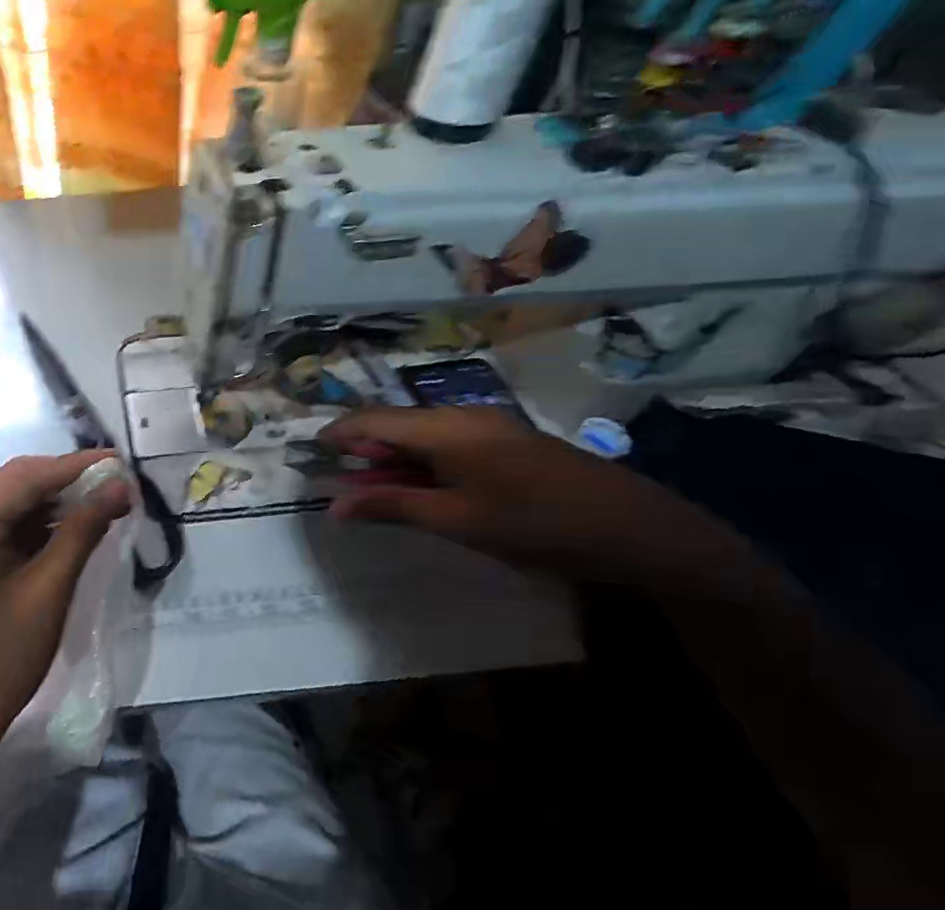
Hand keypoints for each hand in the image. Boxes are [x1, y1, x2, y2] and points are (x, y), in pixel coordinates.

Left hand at [0, 451, 131, 766]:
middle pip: (18, 482)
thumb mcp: (48, 591)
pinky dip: (43, 523)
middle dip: (68, 479)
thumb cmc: (1, 659)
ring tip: (105, 502)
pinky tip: (76, 526)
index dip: (77, 465)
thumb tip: (120, 486)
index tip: (122, 460)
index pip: (27, 477)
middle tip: (118, 482)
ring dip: (58, 500)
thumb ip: (83, 531)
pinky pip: (9, 525)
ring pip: (15, 501)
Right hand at [318, 407, 751, 595]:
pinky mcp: (506, 442)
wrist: (634, 529)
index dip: (337, 436)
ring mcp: (487, 426)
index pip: (372, 421)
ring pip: (421, 436)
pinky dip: (423, 465)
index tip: (310, 456)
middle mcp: (461, 415)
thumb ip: (392, 507)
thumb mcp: (456, 520)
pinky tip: (423, 492)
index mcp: (444, 427)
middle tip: (342, 488)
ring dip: (393, 462)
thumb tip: (334, 505)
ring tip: (378, 496)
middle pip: (395, 425)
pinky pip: (448, 445)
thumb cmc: (535, 524)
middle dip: (364, 453)